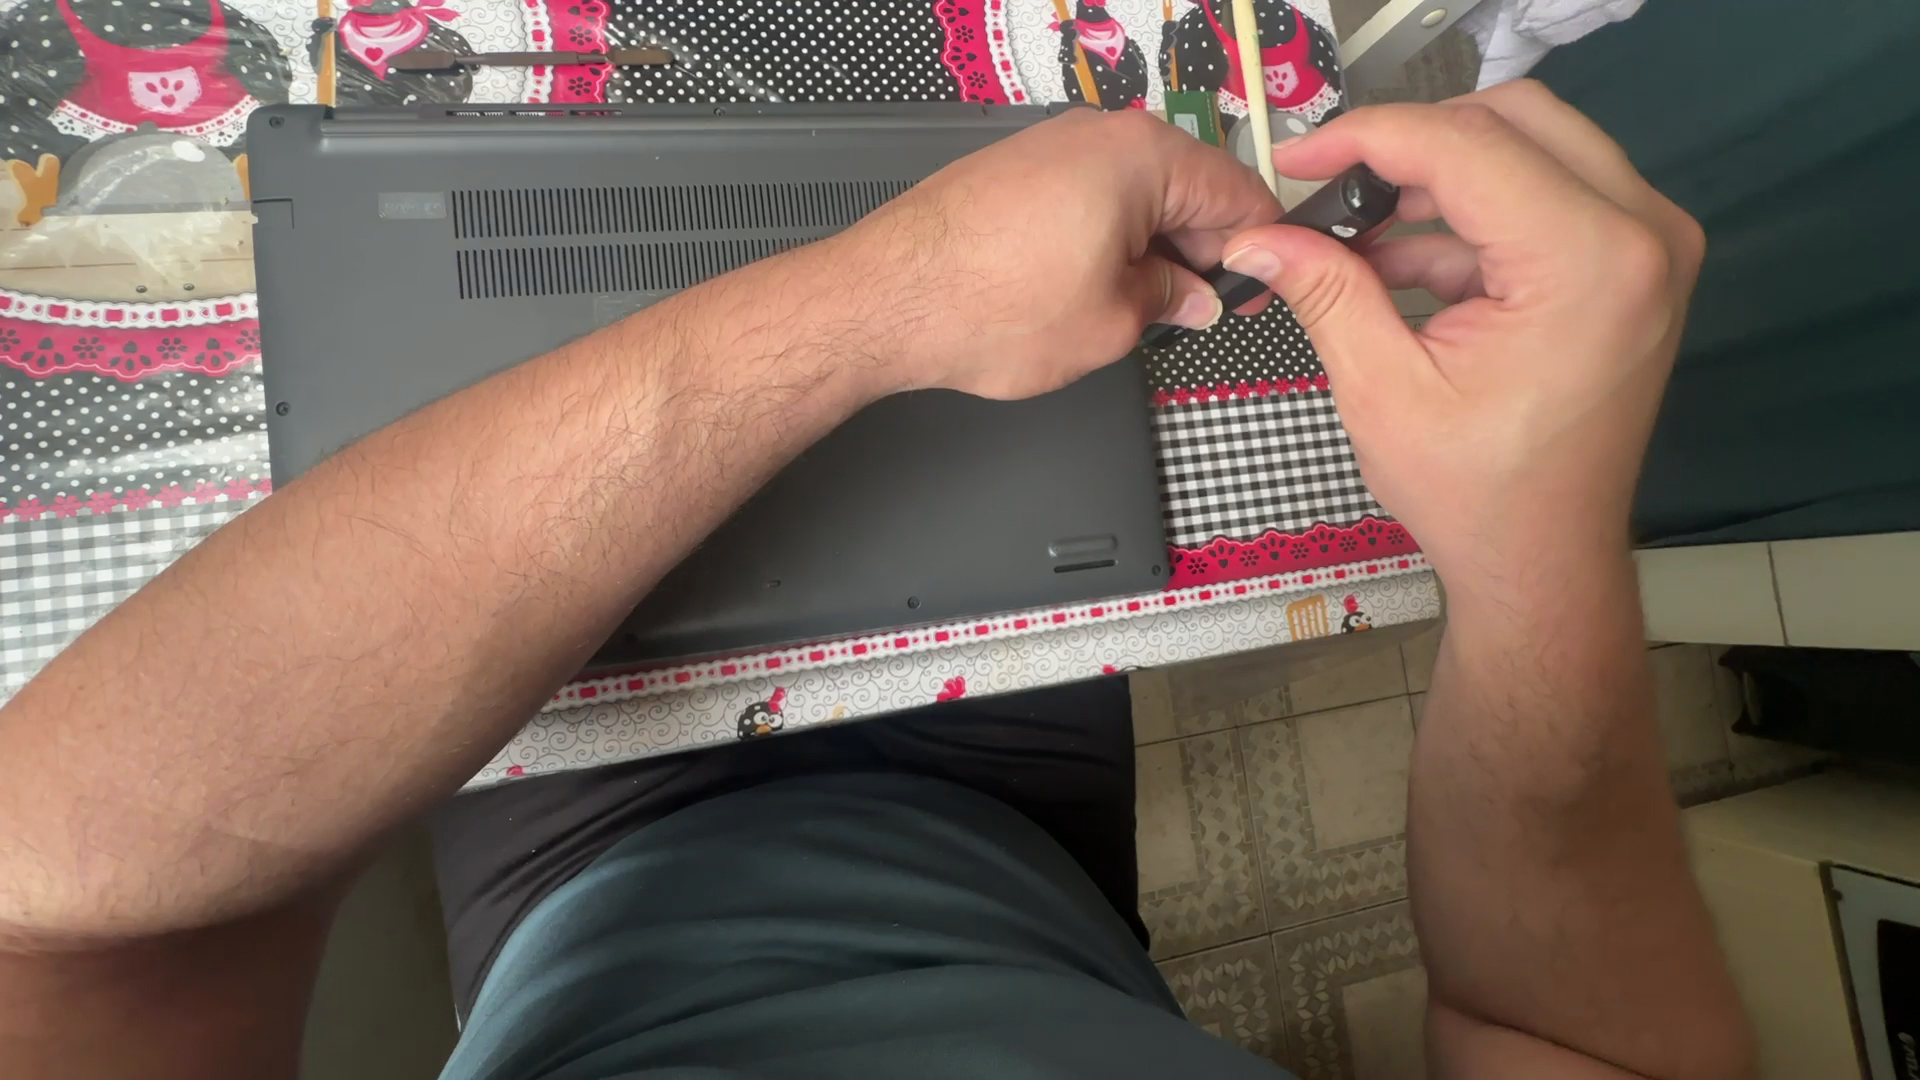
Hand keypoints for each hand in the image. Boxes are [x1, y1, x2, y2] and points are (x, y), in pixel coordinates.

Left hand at [822, 106, 1279, 399]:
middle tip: (1199, 311)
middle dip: (1197, 253)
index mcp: (1143, 157)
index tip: (1256, 289)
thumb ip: (1168, 304)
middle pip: (1182, 191)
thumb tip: (1193, 298)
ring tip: (1140, 310)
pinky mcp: (1011, 176)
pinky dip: (1102, 243)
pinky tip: (1091, 289)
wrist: (887, 302)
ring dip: (1147, 252)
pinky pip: (1083, 204)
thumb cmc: (995, 310)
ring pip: (1129, 200)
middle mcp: (1096, 137)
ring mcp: (1048, 150)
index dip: (1256, 247)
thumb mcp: (1110, 325)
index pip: (1234, 192)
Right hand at [1214, 81, 1703, 588]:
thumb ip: (1324, 294)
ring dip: (1428, 185)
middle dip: (1405, 145)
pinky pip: (1533, 206)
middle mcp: (1639, 230)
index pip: (1466, 147)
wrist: (1538, 553)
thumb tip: (1254, 240)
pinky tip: (1388, 265)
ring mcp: (1642, 245)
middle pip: (1512, 121)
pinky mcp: (1621, 267)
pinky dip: (1456, 224)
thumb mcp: (1379, 388)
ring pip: (1526, 153)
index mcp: (1586, 260)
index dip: (1366, 139)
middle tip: (1324, 189)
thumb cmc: (1465, 487)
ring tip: (1344, 236)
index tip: (1291, 159)